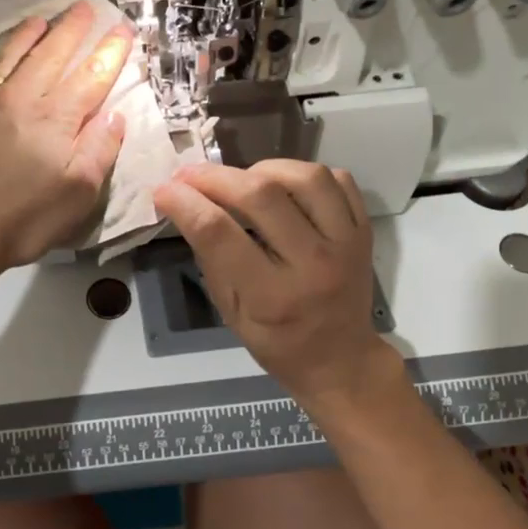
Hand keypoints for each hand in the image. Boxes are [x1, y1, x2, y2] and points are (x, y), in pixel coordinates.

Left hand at [0, 1, 131, 288]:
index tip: (122, 28)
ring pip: (5, 62)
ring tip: (38, 20)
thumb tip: (114, 114)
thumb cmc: (20, 222)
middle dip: (70, 30)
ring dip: (23, 39)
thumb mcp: (77, 196)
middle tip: (84, 7)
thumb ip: (99, 151)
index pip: (90, 77)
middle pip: (48, 57)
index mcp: (54, 120)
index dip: (109, 52)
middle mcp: (17, 102)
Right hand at [153, 161, 396, 398]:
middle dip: (215, 178)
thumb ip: (211, 258)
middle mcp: (313, 264)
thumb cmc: (276, 341)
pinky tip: (284, 185)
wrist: (340, 359)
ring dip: (262, 169)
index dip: (185, 203)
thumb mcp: (230, 312)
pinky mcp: (364, 231)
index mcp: (272, 296)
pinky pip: (338, 180)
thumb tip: (183, 204)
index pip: (220, 233)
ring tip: (242, 179)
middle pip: (261, 196)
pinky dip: (305, 173)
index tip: (164, 190)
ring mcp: (345, 244)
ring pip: (305, 177)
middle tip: (189, 176)